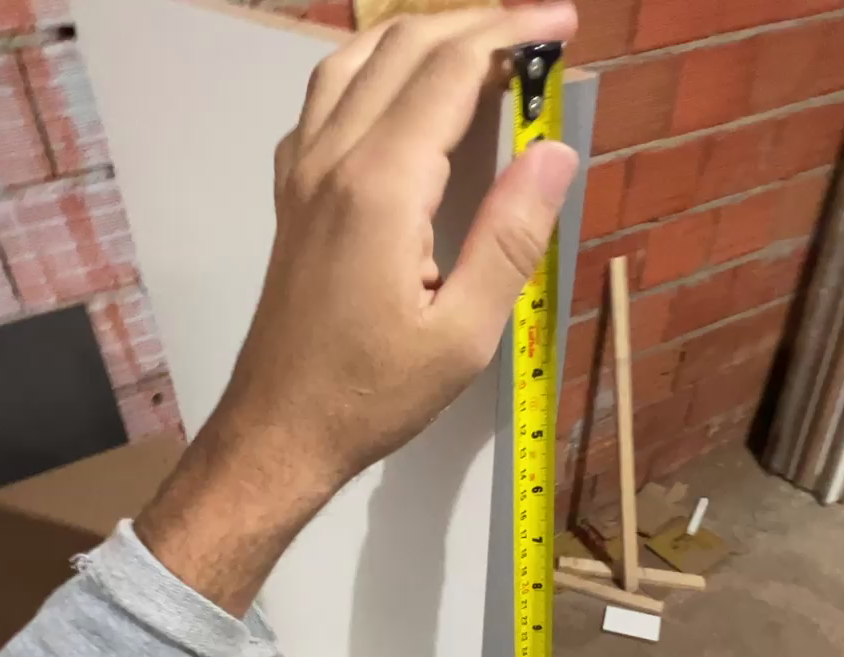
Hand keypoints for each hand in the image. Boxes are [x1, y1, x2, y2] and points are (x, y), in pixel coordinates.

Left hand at [138, 4, 580, 614]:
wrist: (280, 429)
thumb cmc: (372, 397)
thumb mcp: (462, 336)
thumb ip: (509, 239)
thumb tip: (555, 153)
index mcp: (379, 187)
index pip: (451, 69)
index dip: (514, 34)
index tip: (563, 25)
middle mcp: (331, 161)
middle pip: (401, 47)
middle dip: (475, 25)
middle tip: (534, 34)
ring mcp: (299, 177)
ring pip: (352, 63)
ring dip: (416, 39)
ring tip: (473, 50)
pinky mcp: (289, 201)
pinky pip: (321, 106)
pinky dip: (366, 76)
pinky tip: (393, 102)